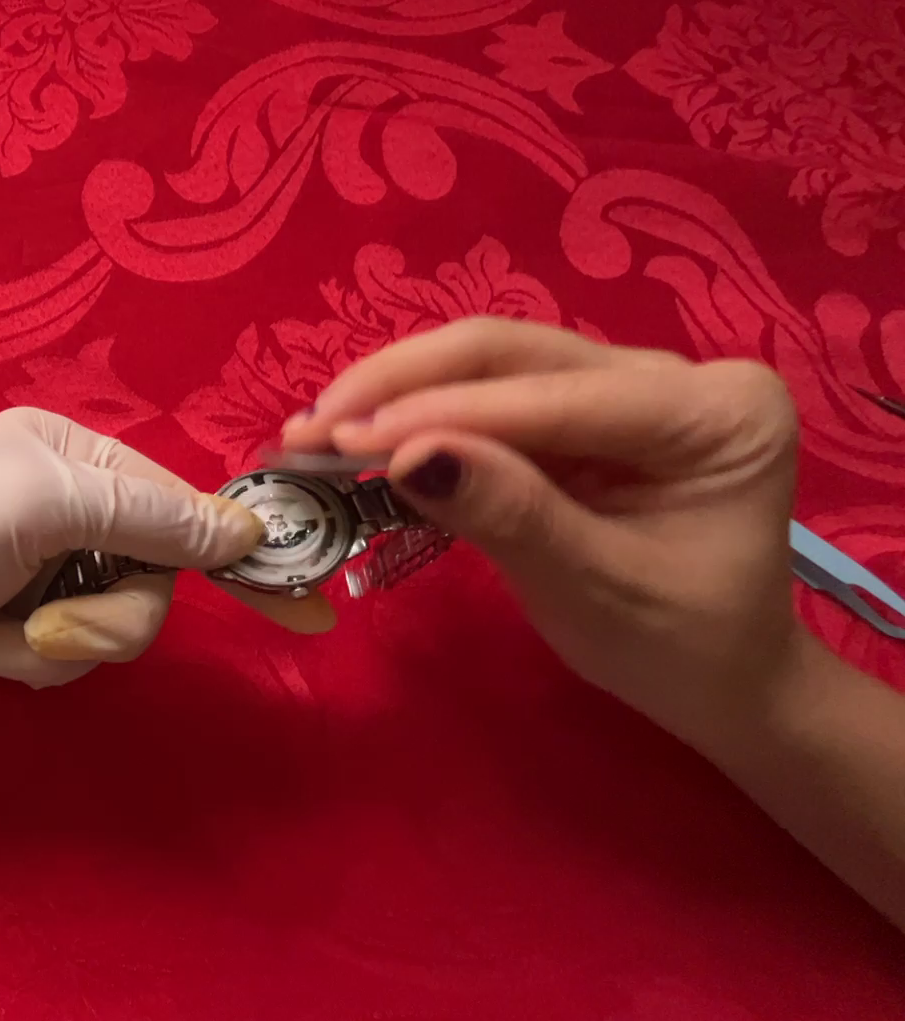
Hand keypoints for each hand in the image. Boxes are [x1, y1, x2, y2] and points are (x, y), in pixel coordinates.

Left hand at [0, 408, 332, 731]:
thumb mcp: (40, 508)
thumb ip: (148, 518)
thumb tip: (246, 531)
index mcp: (68, 454)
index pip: (174, 500)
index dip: (225, 547)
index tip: (296, 598)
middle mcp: (63, 504)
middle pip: (152, 571)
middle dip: (107, 612)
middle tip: (50, 623)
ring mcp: (44, 568)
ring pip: (117, 619)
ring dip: (61, 640)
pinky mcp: (22, 621)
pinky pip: (73, 650)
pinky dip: (30, 659)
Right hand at [283, 319, 801, 744]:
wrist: (703, 669)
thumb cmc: (670, 641)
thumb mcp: (595, 590)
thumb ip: (510, 515)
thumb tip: (408, 457)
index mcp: (712, 413)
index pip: (549, 395)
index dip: (436, 413)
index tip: (337, 442)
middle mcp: (664, 375)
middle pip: (503, 352)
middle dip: (395, 385)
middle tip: (308, 427)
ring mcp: (608, 384)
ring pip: (475, 363)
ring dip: (385, 394)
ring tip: (310, 430)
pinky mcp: (558, 408)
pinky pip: (466, 395)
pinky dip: (400, 415)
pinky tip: (347, 433)